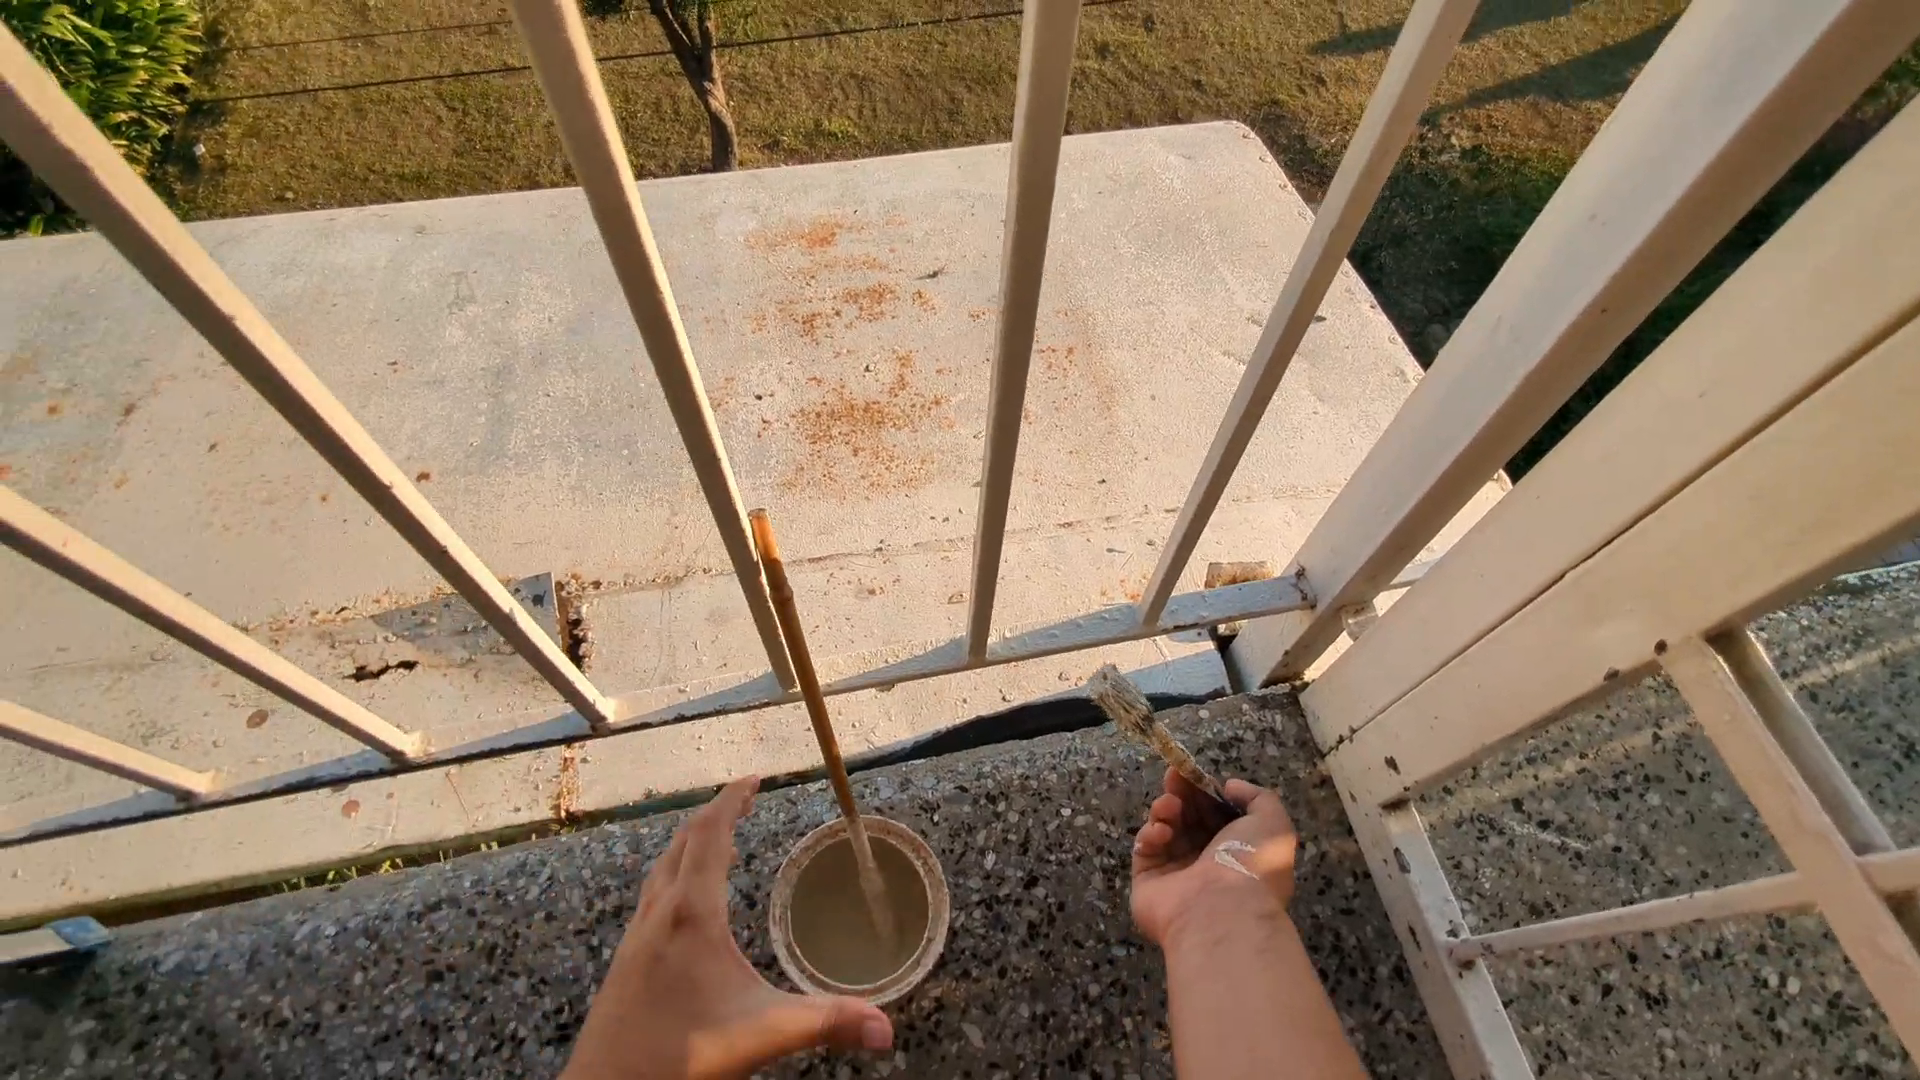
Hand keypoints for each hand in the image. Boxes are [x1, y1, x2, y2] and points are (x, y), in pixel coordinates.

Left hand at [564, 777, 893, 1079]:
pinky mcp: (625, 959)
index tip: (754, 777)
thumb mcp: (759, 1035)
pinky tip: (689, 902)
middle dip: (716, 814)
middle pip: (684, 842)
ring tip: (722, 842)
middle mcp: (659, 912)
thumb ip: (824, 1023)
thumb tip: (886, 1028)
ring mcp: (636, 935)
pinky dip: (677, 874)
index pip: (709, 835)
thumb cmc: (677, 1059)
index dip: (731, 800)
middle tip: (746, 799)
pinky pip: (654, 893)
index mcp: (691, 912)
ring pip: (664, 867)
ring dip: (694, 843)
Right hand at [1129, 769, 1297, 946]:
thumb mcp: (1273, 823)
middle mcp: (1207, 863)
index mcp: (1237, 851)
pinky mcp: (1148, 880)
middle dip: (1181, 792)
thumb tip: (1229, 786)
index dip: (1205, 791)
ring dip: (1165, 808)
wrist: (1222, 911)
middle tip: (1173, 774)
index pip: (1215, 814)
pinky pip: (1146, 848)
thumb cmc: (1250, 865)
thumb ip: (1257, 796)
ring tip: (1170, 806)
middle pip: (1187, 817)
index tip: (1194, 772)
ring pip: (1164, 827)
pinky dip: (1151, 834)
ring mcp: (1176, 872)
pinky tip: (1162, 833)